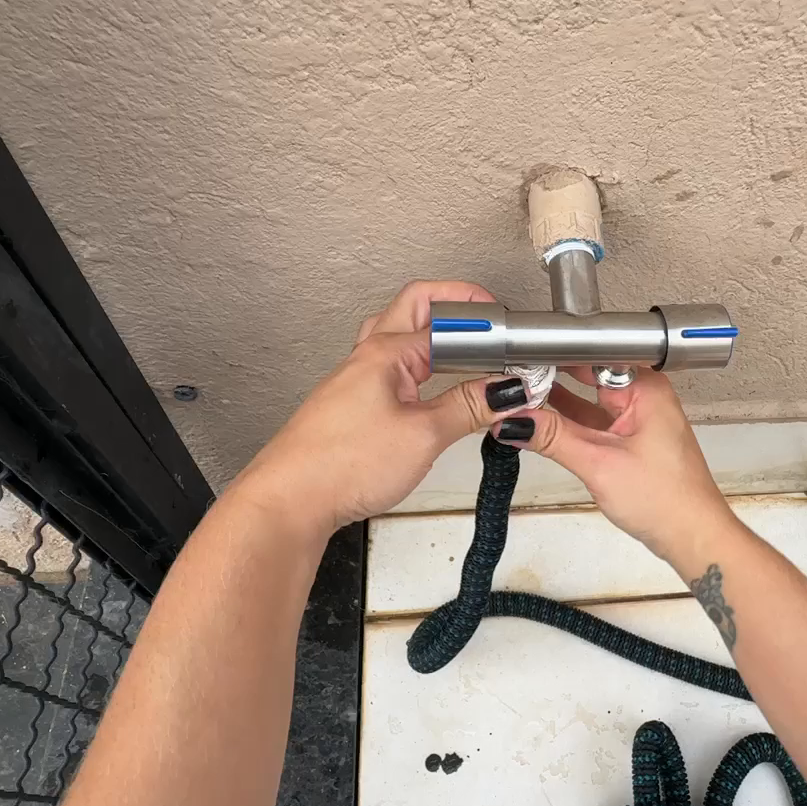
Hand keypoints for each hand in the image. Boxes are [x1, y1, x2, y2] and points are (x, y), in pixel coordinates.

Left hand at [226, 281, 537, 538]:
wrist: (289, 502)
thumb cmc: (342, 464)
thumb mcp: (423, 435)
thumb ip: (470, 407)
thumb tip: (508, 390)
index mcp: (387, 352)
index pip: (449, 323)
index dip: (488, 328)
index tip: (517, 343)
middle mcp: (370, 356)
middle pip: (416, 305)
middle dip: (456, 303)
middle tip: (490, 315)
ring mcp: (359, 378)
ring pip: (400, 334)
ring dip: (434, 329)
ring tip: (467, 342)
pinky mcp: (355, 403)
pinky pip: (393, 365)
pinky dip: (421, 361)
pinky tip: (432, 381)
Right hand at [489, 369, 730, 561]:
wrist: (693, 537)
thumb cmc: (663, 499)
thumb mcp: (599, 464)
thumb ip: (552, 438)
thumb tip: (512, 420)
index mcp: (644, 388)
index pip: (590, 357)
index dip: (553, 354)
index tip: (517, 356)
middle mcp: (642, 395)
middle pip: (587, 375)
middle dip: (549, 376)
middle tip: (507, 375)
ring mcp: (637, 418)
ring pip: (587, 400)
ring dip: (556, 401)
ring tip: (514, 396)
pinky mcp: (630, 439)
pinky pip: (593, 421)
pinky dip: (569, 423)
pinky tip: (540, 421)